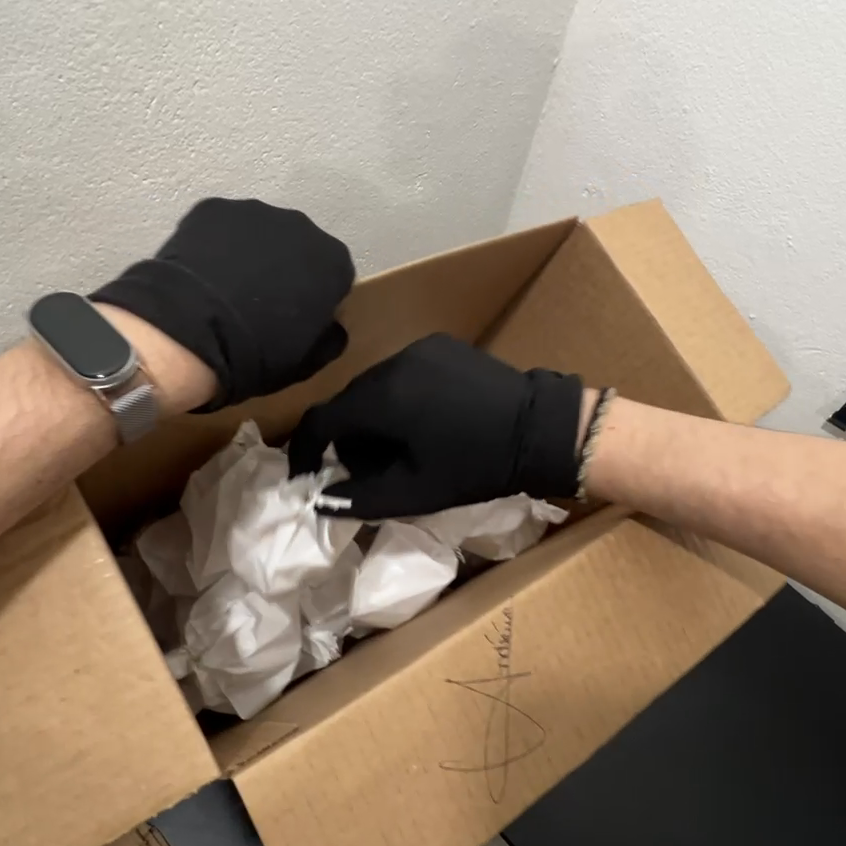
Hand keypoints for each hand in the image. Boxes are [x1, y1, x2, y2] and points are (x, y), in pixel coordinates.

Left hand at [92, 198, 355, 410]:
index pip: (336, 276)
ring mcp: (254, 212)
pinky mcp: (212, 208)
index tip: (301, 319)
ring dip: (252, 254)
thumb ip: (329, 338)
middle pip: (300, 247)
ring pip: (261, 233)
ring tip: (228, 289)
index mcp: (333, 261)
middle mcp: (301, 226)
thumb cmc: (260, 352)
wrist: (190, 332)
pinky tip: (202, 274)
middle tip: (261, 303)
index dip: (318, 298)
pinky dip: (216, 245)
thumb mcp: (308, 360)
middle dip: (287, 269)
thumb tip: (331, 327)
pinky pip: (221, 227)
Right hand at [287, 334, 584, 519]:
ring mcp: (419, 348)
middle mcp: (393, 364)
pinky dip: (401, 397)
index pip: (320, 419)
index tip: (307, 474)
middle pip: (349, 401)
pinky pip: (403, 372)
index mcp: (383, 399)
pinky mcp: (442, 344)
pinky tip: (430, 420)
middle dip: (348, 437)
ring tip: (404, 446)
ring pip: (375, 386)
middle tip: (370, 469)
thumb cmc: (478, 467)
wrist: (540, 430)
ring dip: (375, 416)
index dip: (304, 449)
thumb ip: (361, 498)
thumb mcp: (418, 493)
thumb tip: (320, 501)